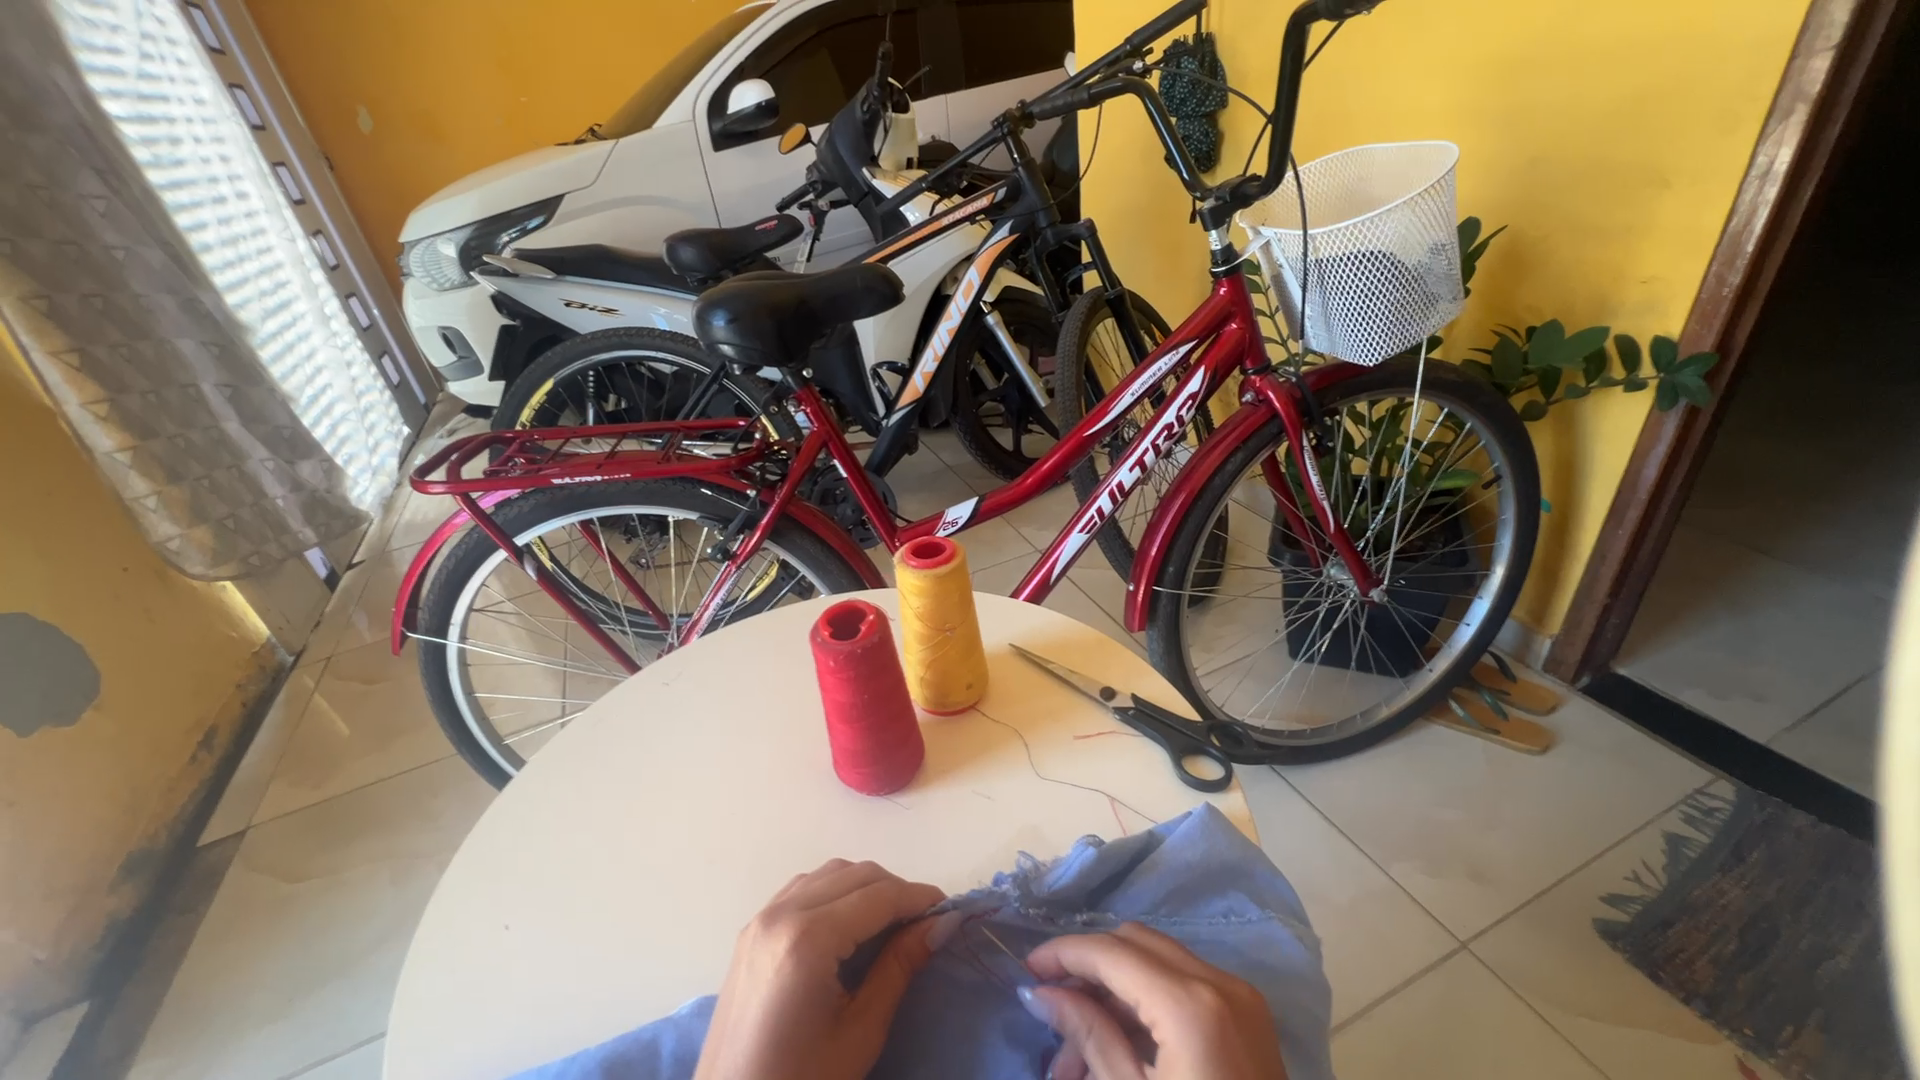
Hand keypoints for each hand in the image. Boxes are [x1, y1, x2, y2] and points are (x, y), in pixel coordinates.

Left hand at [693, 859, 957, 1079]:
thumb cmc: (801, 1079)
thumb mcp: (860, 1030)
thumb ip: (899, 967)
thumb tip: (941, 924)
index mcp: (808, 938)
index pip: (879, 895)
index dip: (920, 898)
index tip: (950, 912)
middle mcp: (780, 913)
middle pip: (856, 874)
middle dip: (896, 890)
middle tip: (924, 924)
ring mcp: (760, 919)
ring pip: (828, 874)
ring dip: (865, 887)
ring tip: (890, 926)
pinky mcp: (751, 932)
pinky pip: (802, 889)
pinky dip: (834, 893)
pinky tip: (849, 927)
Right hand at [1020, 923, 1287, 1079]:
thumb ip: (1088, 1035)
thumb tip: (1040, 994)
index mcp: (1190, 1004)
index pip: (1110, 952)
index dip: (1063, 953)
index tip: (1027, 969)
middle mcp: (1219, 981)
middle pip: (1134, 942)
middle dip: (1089, 966)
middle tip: (1052, 1003)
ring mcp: (1240, 995)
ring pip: (1158, 961)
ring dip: (1114, 988)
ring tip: (1076, 1048)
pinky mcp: (1248, 1015)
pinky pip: (1185, 985)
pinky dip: (1147, 1000)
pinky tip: (1118, 1044)